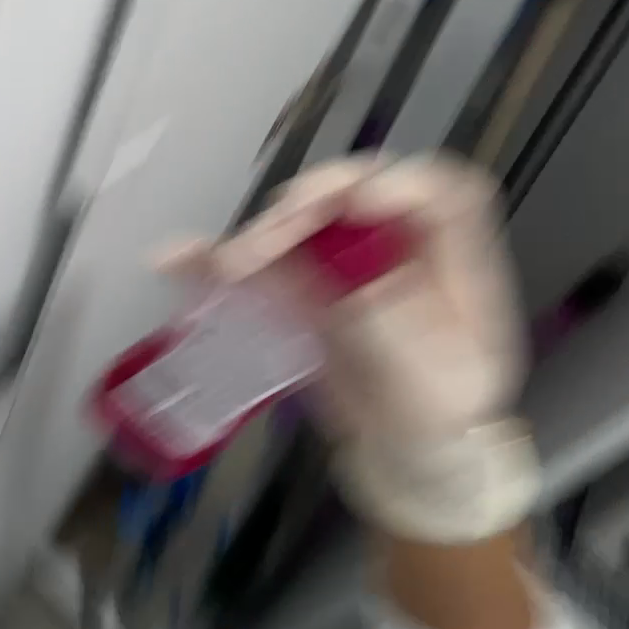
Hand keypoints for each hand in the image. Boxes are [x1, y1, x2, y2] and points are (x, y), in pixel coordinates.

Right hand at [162, 155, 537, 543]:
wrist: (398, 446)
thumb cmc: (432, 413)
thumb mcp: (430, 378)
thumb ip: (393, 326)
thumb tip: (355, 284)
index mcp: (450, 260)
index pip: (438, 192)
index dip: (398, 182)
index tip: (358, 204)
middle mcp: (393, 245)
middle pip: (351, 193)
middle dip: (308, 203)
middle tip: (271, 238)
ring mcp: (340, 259)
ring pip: (297, 219)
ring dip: (259, 232)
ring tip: (229, 265)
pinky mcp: (297, 280)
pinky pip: (254, 258)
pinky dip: (214, 256)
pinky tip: (179, 258)